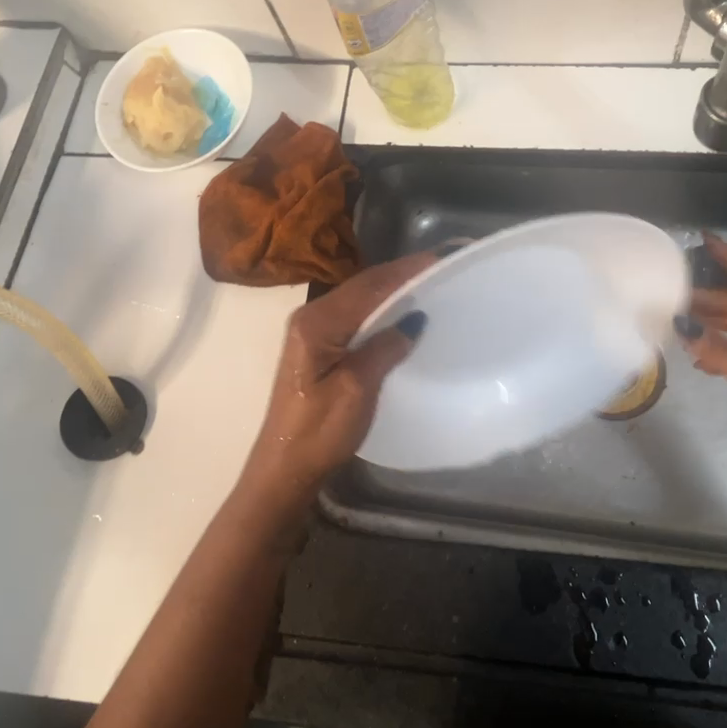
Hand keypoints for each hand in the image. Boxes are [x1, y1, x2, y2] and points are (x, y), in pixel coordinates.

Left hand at [241, 254, 433, 503]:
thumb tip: (414, 318)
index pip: (368, 286)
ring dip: (392, 288)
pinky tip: (402, 311)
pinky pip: (355, 315)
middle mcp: (311, 317)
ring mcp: (312, 331)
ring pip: (360, 298)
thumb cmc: (319, 432)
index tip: (440, 258)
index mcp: (316, 323)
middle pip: (363, 286)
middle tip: (441, 265)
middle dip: (401, 273)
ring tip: (429, 281)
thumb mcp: (357, 389)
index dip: (405, 271)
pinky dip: (381, 308)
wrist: (285, 468)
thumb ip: (384, 348)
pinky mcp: (318, 346)